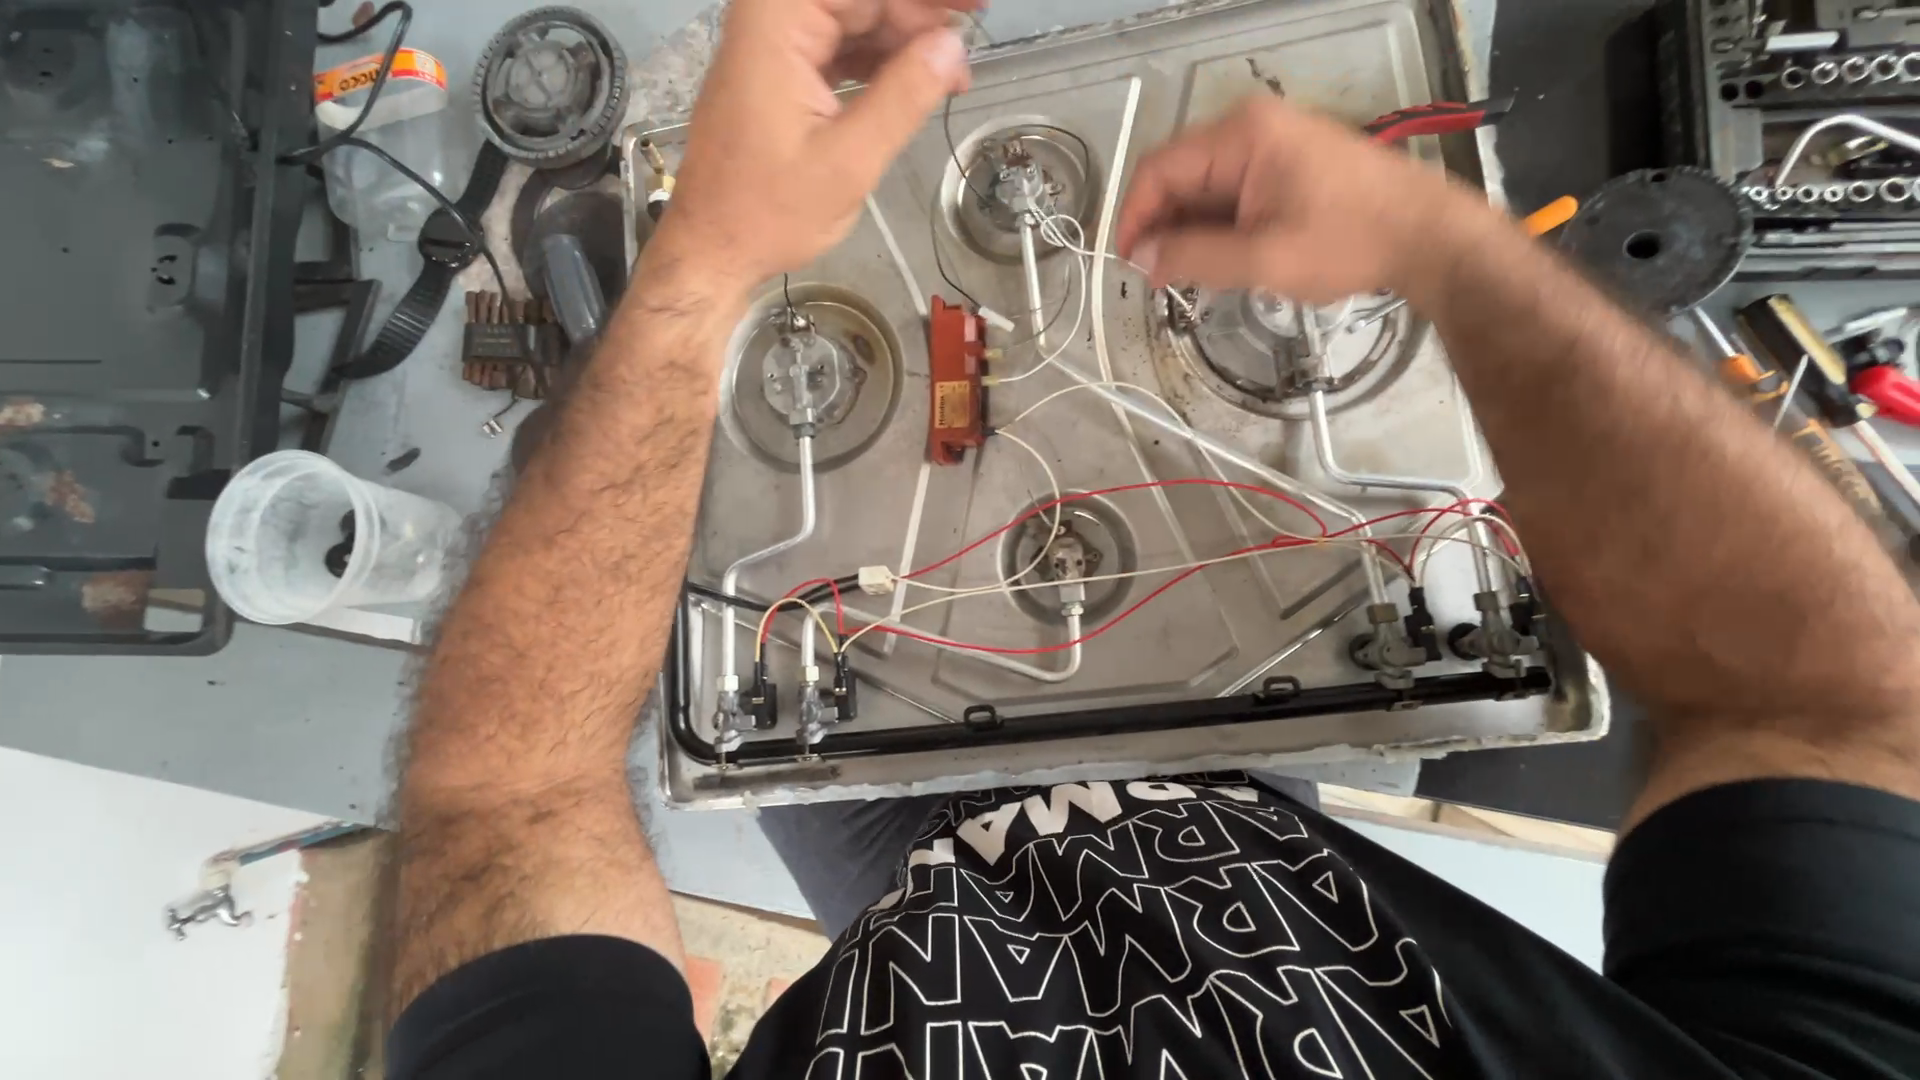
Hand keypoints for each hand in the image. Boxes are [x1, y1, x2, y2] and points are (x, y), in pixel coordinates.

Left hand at [649, 0, 974, 296]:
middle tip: (976, 32)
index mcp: (779, 19)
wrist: (713, 247)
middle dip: (919, 13)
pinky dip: (879, 60)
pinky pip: (839, 46)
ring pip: (854, 16)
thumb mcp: (849, 162)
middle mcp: (772, 15)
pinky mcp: (780, 70)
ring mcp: (773, 41)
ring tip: (955, 72)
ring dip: (904, 38)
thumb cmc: (771, 213)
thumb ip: (903, 98)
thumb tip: (953, 48)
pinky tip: (916, 79)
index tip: (978, 5)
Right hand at [1114, 97, 1481, 303]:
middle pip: (1178, 177)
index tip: (1127, 264)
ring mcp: (1270, 144)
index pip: (1159, 170)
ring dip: (1187, 232)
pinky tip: (1217, 260)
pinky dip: (1215, 227)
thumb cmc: (1346, 242)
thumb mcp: (1260, 259)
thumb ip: (1192, 257)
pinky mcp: (1285, 165)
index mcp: (1240, 137)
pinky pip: (1230, 193)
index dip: (1133, 217)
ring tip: (1185, 277)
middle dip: (1160, 228)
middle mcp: (1250, 128)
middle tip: (1156, 279)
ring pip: (1203, 189)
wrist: (1425, 236)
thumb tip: (1140, 259)